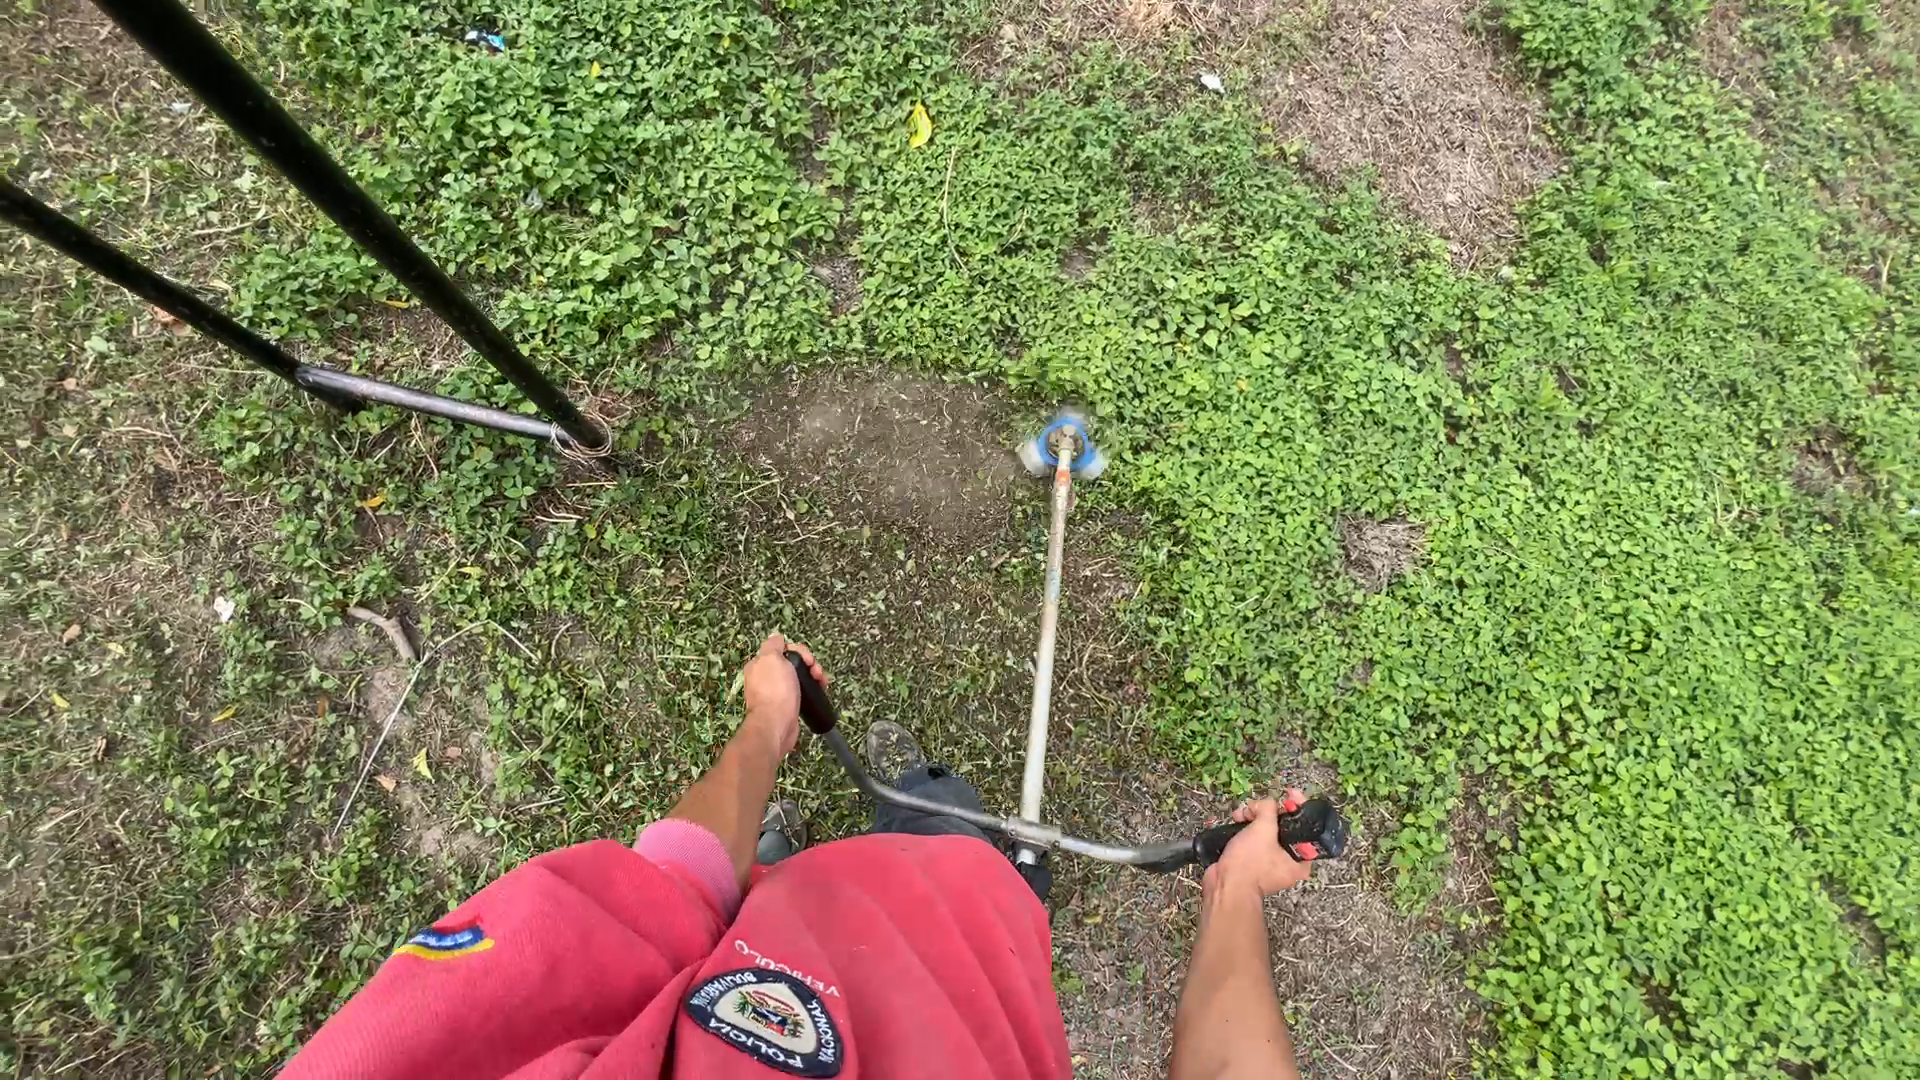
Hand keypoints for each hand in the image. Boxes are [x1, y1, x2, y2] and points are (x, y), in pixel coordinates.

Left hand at [740, 632, 825, 755]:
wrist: (777, 724)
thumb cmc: (775, 690)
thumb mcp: (771, 658)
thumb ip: (773, 644)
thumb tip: (777, 637)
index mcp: (759, 664)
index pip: (783, 648)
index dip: (798, 651)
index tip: (807, 659)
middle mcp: (766, 677)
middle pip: (793, 662)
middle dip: (809, 663)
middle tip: (816, 671)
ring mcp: (777, 692)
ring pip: (799, 676)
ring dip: (813, 675)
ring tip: (822, 682)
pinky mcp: (787, 704)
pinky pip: (801, 691)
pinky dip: (812, 689)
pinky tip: (820, 690)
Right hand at [1204, 789, 1313, 899]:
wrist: (1226, 885)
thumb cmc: (1250, 862)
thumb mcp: (1263, 830)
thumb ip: (1269, 810)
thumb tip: (1268, 803)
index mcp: (1301, 859)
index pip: (1306, 826)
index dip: (1298, 806)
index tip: (1289, 793)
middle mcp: (1288, 860)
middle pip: (1283, 825)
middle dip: (1267, 811)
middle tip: (1256, 807)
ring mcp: (1269, 860)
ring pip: (1266, 829)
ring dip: (1253, 816)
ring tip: (1241, 814)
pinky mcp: (1253, 859)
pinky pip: (1254, 837)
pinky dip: (1246, 827)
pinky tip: (1236, 820)